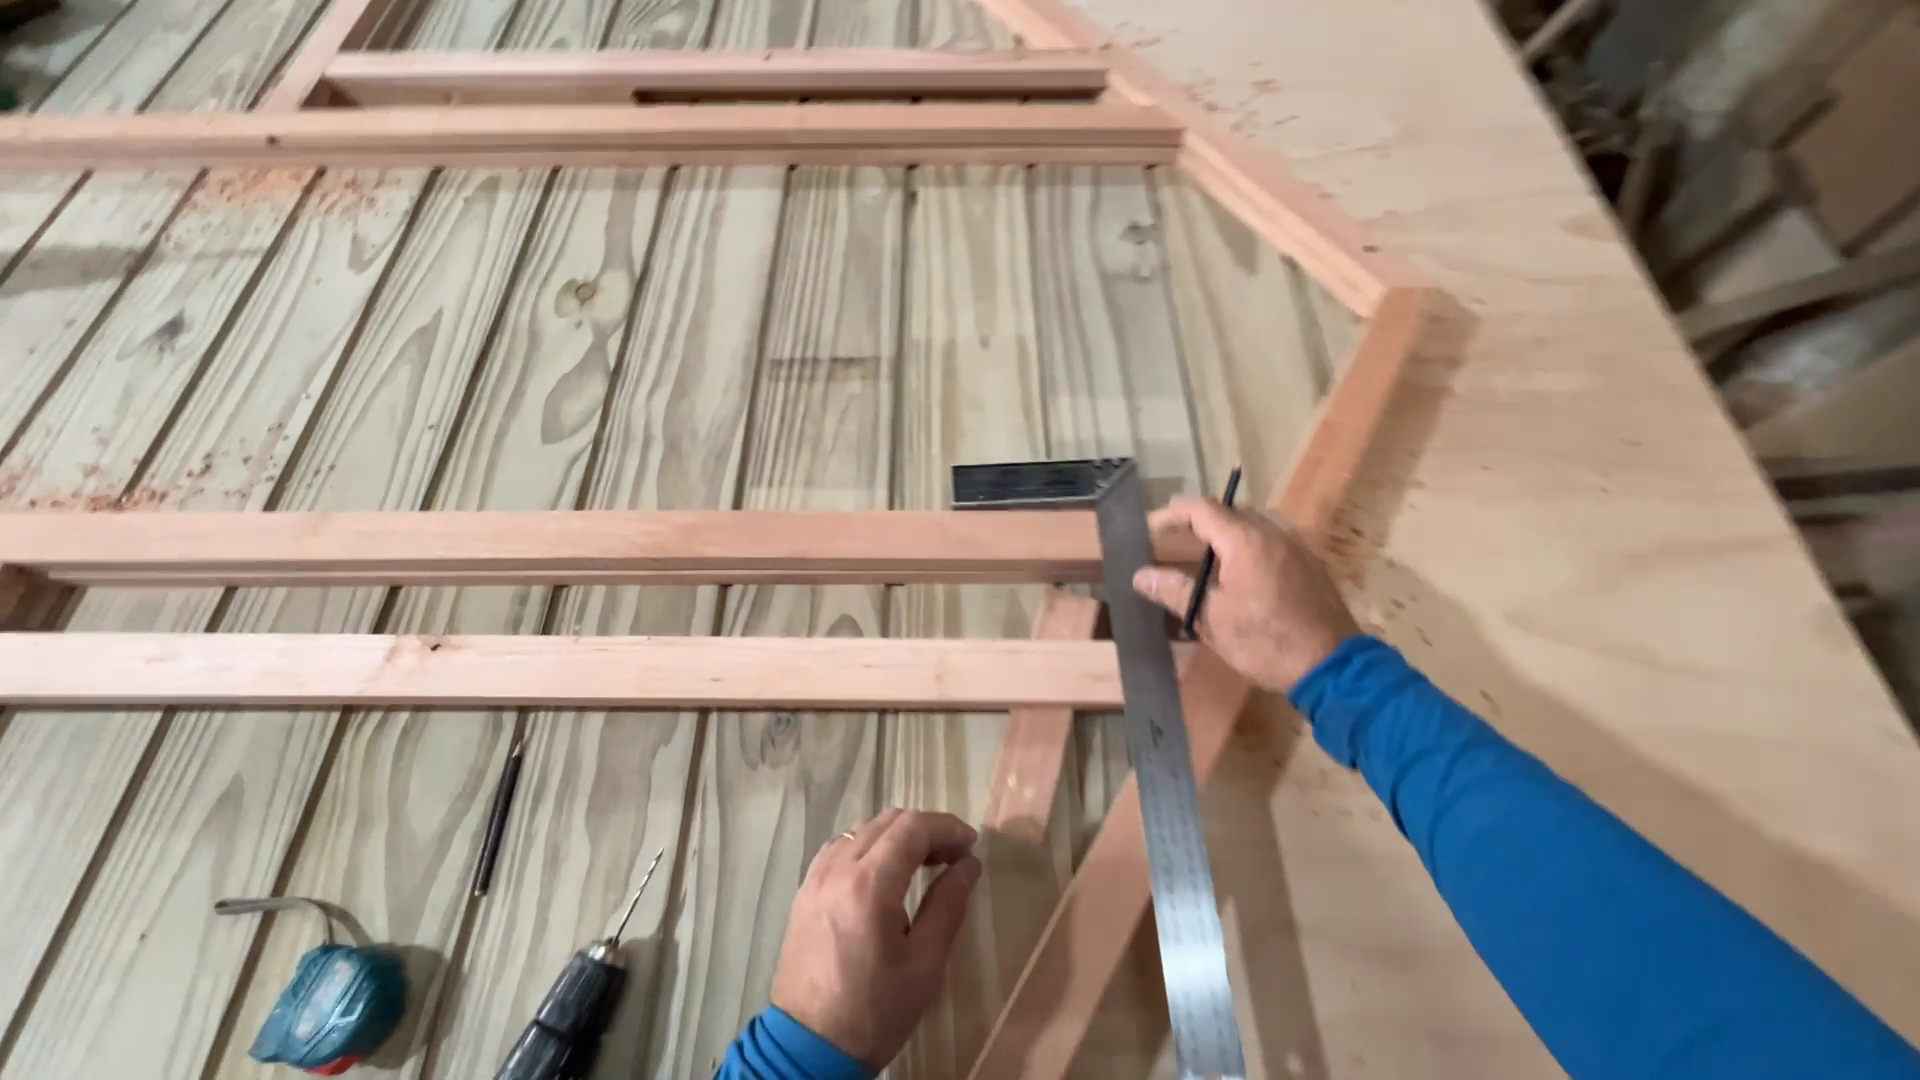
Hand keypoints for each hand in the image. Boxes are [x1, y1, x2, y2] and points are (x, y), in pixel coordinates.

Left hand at [770, 808, 981, 1066]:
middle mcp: (837, 868)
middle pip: (888, 821)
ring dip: (897, 835)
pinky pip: (841, 847)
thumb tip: (968, 864)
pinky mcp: (804, 891)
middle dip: (926, 829)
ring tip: (923, 864)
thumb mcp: (925, 963)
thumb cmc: (875, 1010)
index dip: (947, 827)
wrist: (809, 1047)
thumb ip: (949, 904)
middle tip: (952, 856)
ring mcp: (815, 877)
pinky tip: (884, 873)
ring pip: (862, 829)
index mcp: (869, 884)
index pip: (913, 827)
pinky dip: (869, 846)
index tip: (970, 845)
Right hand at [1133, 496, 1359, 693]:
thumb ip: (1175, 591)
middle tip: (1175, 541)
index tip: (1150, 528)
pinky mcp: (1312, 564)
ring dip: (1228, 530)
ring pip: (1256, 522)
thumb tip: (1141, 575)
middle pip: (1230, 511)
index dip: (1172, 514)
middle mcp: (1273, 532)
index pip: (1202, 509)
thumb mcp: (1212, 619)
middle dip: (1200, 521)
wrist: (1331, 666)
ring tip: (1208, 554)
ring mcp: (1297, 546)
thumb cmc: (1265, 642)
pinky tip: (1244, 572)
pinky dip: (1251, 544)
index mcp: (1245, 540)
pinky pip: (1275, 539)